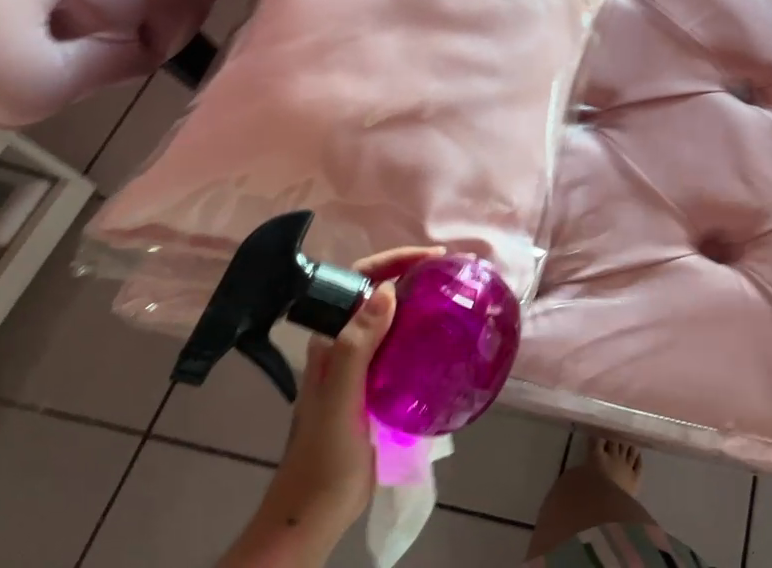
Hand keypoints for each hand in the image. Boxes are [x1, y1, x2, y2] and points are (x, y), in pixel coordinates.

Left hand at [225, 245, 442, 566]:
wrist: (315, 514)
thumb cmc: (323, 456)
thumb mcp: (340, 398)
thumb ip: (356, 346)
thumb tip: (386, 291)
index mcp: (329, 342)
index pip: (358, 283)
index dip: (393, 262)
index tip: (432, 257)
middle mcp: (344, 348)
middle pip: (378, 297)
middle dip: (412, 277)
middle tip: (452, 274)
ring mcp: (361, 370)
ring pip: (393, 324)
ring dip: (421, 306)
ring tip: (456, 300)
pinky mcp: (377, 391)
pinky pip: (403, 351)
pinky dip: (424, 338)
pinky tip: (448, 344)